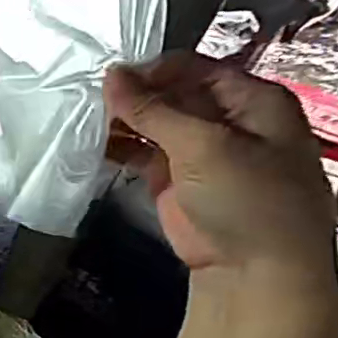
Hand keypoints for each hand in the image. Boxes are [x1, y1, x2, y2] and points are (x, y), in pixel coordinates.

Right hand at [103, 52, 336, 284]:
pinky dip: (118, 149)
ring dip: (121, 122)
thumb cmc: (247, 199)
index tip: (109, 79)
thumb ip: (153, 111)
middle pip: (170, 93)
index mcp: (250, 100)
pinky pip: (141, 153)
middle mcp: (224, 120)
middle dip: (132, 95)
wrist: (253, 269)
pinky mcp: (172, 180)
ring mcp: (196, 151)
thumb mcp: (203, 146)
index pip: (194, 67)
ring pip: (152, 124)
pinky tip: (92, 146)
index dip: (152, 70)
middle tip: (88, 100)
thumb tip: (112, 74)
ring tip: (84, 121)